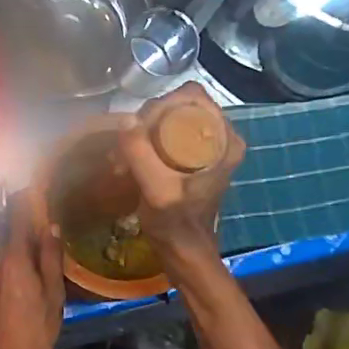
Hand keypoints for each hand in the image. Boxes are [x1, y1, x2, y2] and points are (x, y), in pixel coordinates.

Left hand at [0, 190, 64, 348]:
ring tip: (37, 237)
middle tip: (39, 205)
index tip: (34, 182)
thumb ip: (51, 259)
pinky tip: (26, 267)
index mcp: (14, 261)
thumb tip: (51, 227)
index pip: (19, 218)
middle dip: (23, 217)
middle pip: (9, 230)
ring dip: (18, 240)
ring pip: (4, 248)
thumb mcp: (53, 296)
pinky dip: (12, 258)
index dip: (26, 198)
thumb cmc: (36, 333)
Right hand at [118, 83, 244, 267]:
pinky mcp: (190, 157)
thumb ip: (141, 154)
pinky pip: (164, 134)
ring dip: (140, 133)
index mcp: (225, 140)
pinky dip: (144, 143)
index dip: (162, 105)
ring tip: (123, 158)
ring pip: (167, 119)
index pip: (191, 97)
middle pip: (177, 105)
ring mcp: (205, 147)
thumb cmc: (175, 223)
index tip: (140, 127)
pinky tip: (128, 161)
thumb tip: (125, 119)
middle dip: (146, 121)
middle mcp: (219, 137)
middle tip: (127, 146)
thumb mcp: (157, 189)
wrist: (184, 251)